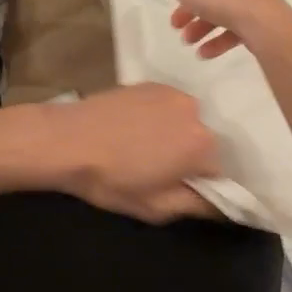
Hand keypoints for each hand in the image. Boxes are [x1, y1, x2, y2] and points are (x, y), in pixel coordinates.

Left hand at [52, 84, 222, 222]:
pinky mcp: (153, 83)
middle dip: (186, 157)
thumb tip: (223, 205)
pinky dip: (158, 117)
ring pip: (186, 122)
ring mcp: (174, 93)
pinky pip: (168, 106)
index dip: (197, 183)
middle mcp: (196, 111)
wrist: (68, 139)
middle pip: (203, 142)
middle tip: (154, 170)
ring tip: (140, 147)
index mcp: (202, 145)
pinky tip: (132, 128)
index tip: (173, 188)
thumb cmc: (112, 179)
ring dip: (173, 134)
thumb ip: (197, 206)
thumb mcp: (156, 208)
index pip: (218, 170)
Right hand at [138, 0, 291, 58]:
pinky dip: (219, 40)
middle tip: (176, 27)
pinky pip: (235, 27)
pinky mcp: (260, 16)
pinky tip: (206, 54)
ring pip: (221, 10)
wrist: (265, 24)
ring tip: (189, 44)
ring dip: (202, 28)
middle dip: (190, 10)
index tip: (173, 2)